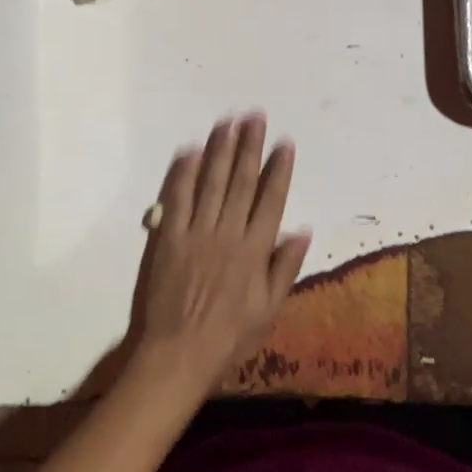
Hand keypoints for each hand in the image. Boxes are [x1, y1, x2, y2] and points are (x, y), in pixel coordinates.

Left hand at [127, 115, 310, 396]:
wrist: (178, 354)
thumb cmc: (229, 338)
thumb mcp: (270, 310)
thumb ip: (285, 267)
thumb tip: (303, 230)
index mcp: (255, 251)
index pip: (271, 200)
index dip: (279, 169)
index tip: (285, 142)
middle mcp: (228, 233)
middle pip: (241, 181)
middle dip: (250, 146)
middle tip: (255, 117)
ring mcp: (196, 232)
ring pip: (211, 182)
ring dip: (220, 149)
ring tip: (228, 122)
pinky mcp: (169, 237)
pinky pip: (177, 198)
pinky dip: (184, 173)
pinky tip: (190, 150)